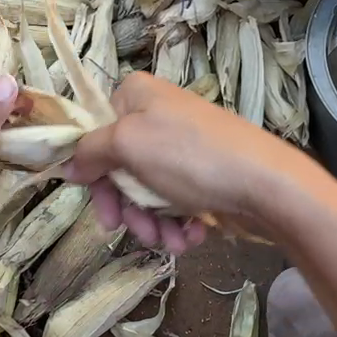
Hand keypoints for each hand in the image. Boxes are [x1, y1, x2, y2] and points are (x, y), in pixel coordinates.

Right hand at [65, 72, 300, 252]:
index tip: (100, 206)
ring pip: (147, 188)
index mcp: (135, 94)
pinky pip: (175, 198)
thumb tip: (69, 163)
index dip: (94, 172)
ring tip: (172, 243)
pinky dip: (178, 222)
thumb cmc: (189, 155)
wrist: (267, 182)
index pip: (95, 130)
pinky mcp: (204, 171)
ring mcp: (182, 143)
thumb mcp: (128, 145)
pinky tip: (192, 237)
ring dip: (153, 222)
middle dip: (127, 206)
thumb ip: (91, 151)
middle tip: (134, 233)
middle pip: (121, 165)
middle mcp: (156, 113)